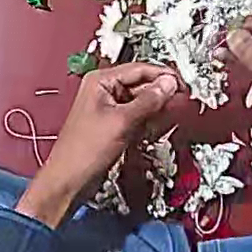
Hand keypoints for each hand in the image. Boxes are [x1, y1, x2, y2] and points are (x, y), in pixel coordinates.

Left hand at [18, 64, 180, 225]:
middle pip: (143, 84)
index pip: (140, 69)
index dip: (163, 76)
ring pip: (142, 101)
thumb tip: (169, 84)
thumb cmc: (83, 152)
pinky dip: (148, 121)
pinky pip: (138, 116)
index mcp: (101, 80)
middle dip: (161, 95)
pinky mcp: (114, 124)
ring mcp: (110, 107)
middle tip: (180, 102)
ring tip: (169, 118)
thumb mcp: (122, 121)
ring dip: (156, 110)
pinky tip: (155, 129)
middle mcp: (105, 90)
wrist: (69, 182)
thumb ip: (149, 101)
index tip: (182, 85)